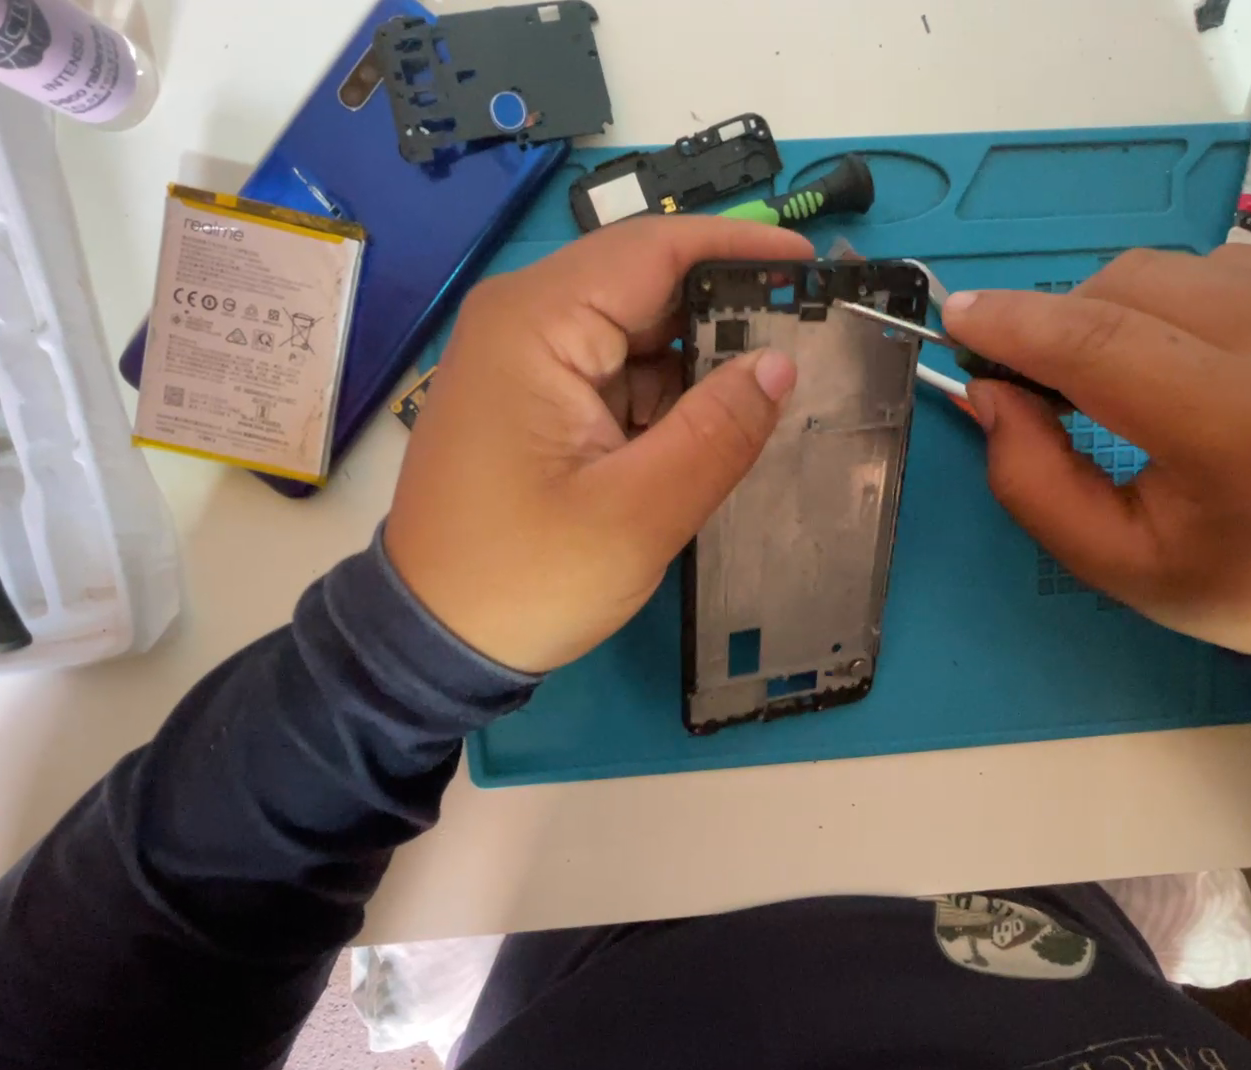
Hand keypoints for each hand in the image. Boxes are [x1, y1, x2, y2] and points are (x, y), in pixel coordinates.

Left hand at [385, 218, 811, 672]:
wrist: (438, 638)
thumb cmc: (525, 578)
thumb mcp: (637, 513)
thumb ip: (716, 432)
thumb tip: (780, 364)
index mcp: (537, 324)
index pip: (654, 250)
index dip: (740, 250)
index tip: (812, 266)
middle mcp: (527, 322)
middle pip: (648, 286)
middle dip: (729, 309)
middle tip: (812, 340)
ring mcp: (531, 361)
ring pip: (641, 334)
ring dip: (704, 360)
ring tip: (778, 390)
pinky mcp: (541, 400)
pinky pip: (623, 375)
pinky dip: (674, 396)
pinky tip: (718, 425)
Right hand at [944, 245, 1250, 656]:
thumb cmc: (1240, 582)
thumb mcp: (1113, 562)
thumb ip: (1031, 478)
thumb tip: (990, 388)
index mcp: (1247, 434)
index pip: (1103, 346)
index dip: (1017, 324)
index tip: (960, 314)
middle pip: (1133, 286)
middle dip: (1064, 321)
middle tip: (1046, 378)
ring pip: (1178, 266)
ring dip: (1123, 313)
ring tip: (1133, 378)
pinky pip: (1232, 267)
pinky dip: (1184, 305)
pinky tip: (1198, 359)